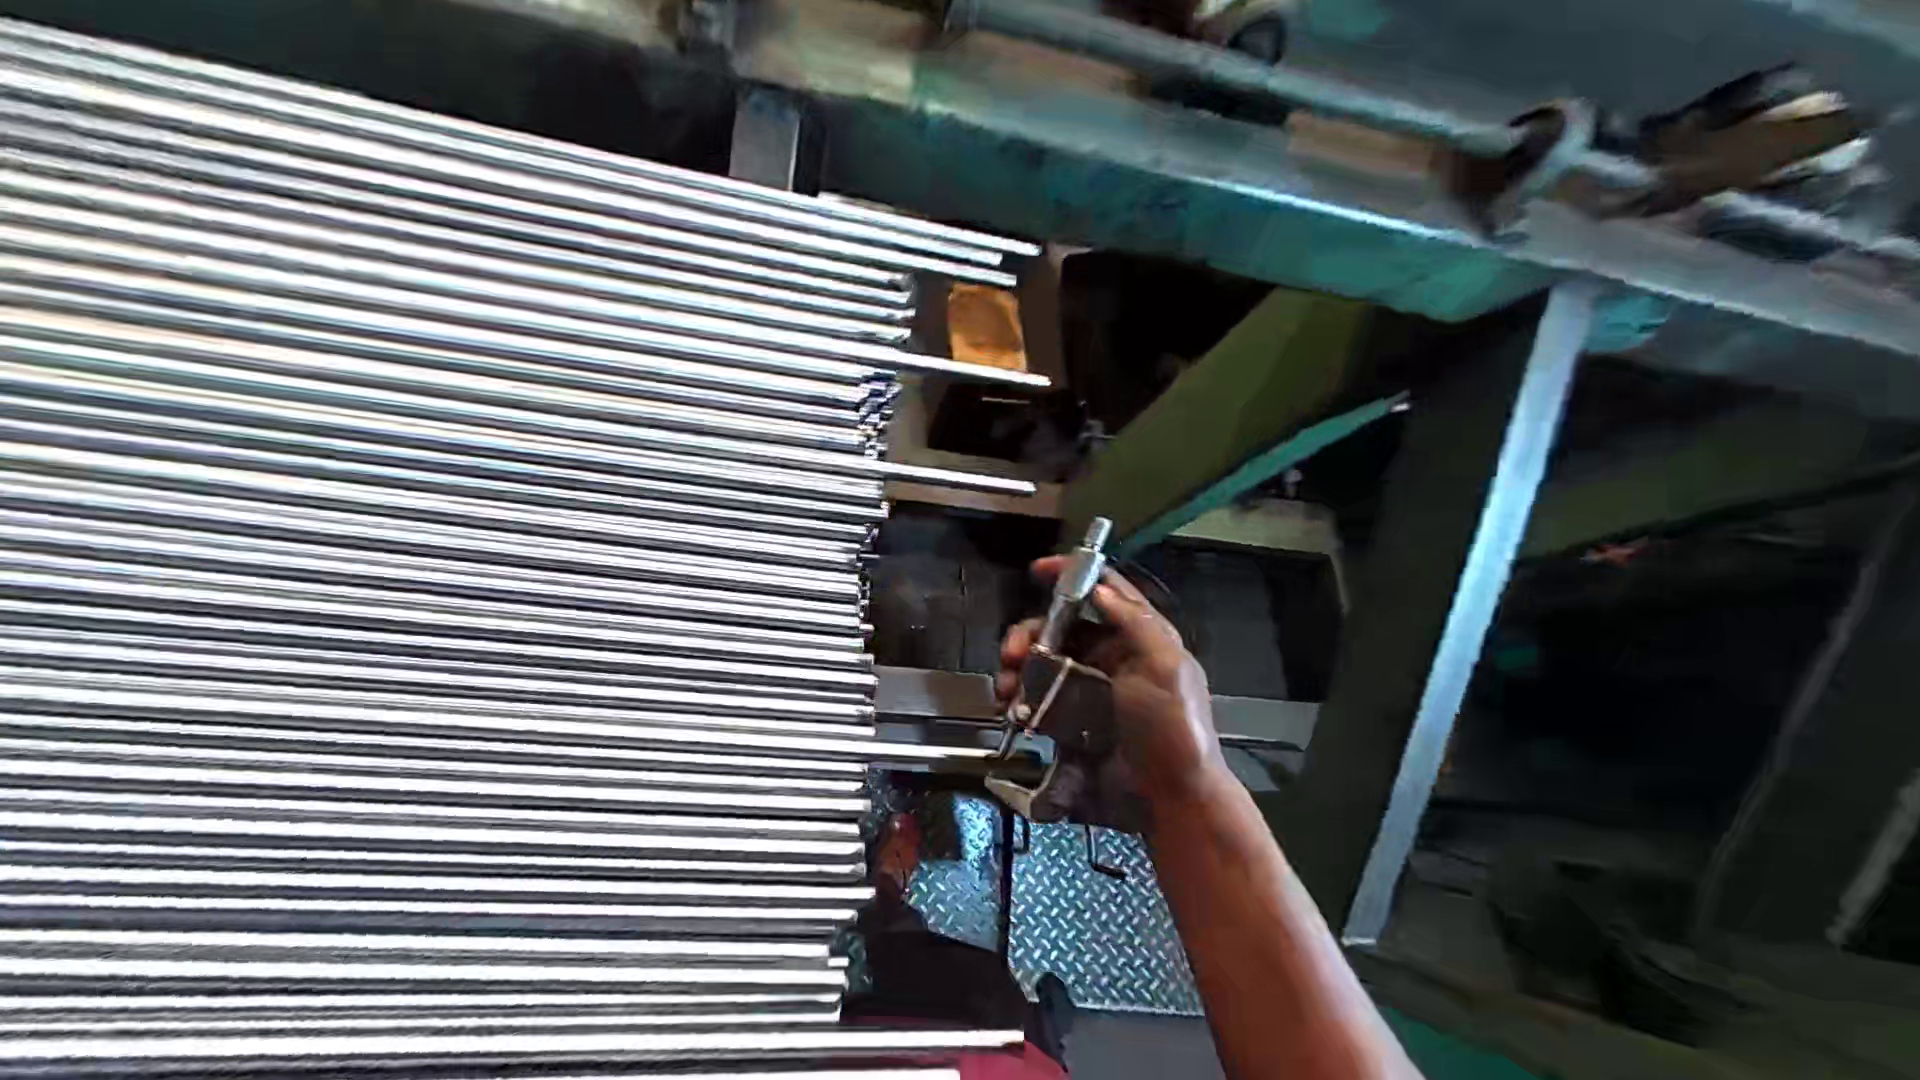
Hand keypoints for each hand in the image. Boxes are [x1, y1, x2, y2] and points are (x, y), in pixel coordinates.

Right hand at [996, 556, 1227, 803]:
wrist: (1169, 796)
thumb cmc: (1173, 728)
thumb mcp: (1167, 669)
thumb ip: (1136, 623)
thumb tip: (1100, 588)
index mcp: (1137, 635)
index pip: (1104, 589)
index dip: (1073, 573)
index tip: (1038, 570)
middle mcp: (1108, 653)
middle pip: (1060, 624)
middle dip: (1030, 631)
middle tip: (1013, 652)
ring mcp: (1086, 684)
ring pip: (1042, 657)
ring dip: (1017, 664)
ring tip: (1006, 685)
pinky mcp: (1070, 713)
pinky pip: (1036, 692)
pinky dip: (1017, 693)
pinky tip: (1008, 704)